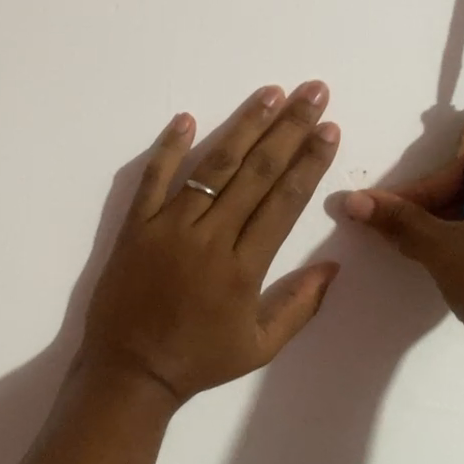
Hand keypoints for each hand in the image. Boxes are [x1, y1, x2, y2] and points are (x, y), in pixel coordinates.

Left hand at [78, 82, 341, 402]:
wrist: (129, 371)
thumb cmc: (198, 361)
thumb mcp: (259, 346)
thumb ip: (299, 306)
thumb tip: (334, 267)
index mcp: (244, 267)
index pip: (285, 200)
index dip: (309, 161)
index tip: (329, 129)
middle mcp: (210, 238)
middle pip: (256, 172)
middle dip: (289, 128)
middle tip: (312, 92)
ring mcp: (168, 228)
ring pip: (212, 168)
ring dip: (243, 127)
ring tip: (270, 94)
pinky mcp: (135, 228)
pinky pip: (152, 180)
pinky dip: (168, 149)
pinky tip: (188, 119)